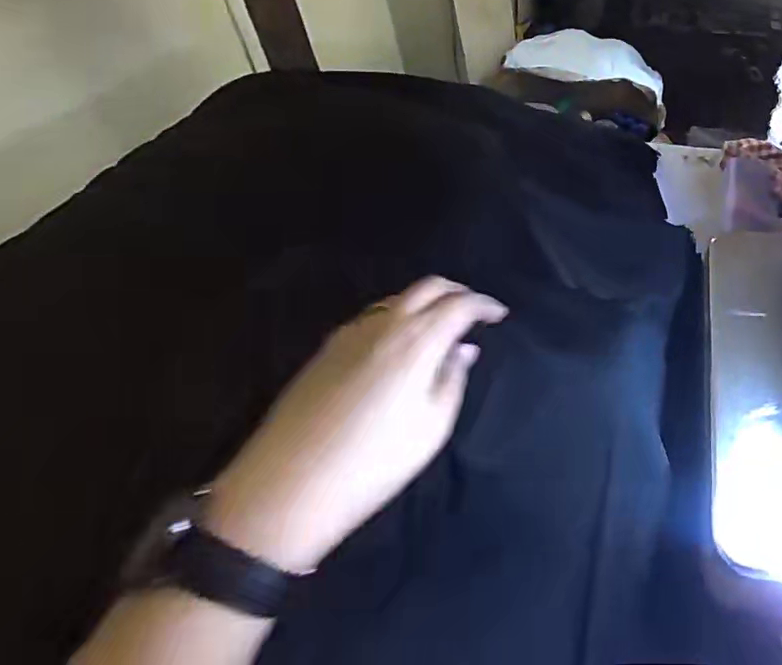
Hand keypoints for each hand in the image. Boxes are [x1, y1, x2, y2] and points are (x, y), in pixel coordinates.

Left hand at [202, 278, 508, 571]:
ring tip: (439, 326)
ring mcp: (348, 336)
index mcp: (416, 341)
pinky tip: (398, 344)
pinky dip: (396, 317)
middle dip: (457, 292)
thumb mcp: (432, 426)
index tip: (500, 315)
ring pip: (397, 298)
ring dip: (425, 302)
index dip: (485, 304)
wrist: (281, 496)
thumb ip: (452, 379)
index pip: (461, 303)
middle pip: (428, 286)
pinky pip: (372, 317)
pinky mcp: (323, 353)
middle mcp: (384, 326)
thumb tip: (461, 350)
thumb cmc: (372, 463)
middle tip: (473, 311)